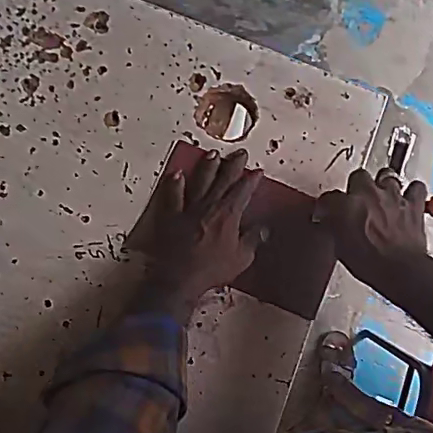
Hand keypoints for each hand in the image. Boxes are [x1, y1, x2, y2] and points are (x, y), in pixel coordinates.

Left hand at [134, 148, 265, 313]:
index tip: (256, 172)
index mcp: (228, 215)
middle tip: (239, 155)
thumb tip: (262, 231)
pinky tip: (177, 174)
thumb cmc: (209, 270)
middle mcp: (209, 207)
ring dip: (208, 167)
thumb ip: (252, 241)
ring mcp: (188, 209)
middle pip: (223, 179)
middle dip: (233, 165)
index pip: (243, 191)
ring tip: (213, 156)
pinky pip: (173, 194)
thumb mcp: (241, 259)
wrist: (178, 278)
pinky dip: (175, 183)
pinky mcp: (171, 216)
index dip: (251, 180)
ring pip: (200, 181)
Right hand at [314, 168, 432, 293]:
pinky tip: (407, 198)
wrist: (399, 269)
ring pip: (387, 176)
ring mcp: (393, 197)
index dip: (327, 205)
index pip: (329, 197)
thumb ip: (333, 227)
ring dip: (382, 184)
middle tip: (355, 199)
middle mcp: (369, 195)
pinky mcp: (414, 204)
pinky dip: (412, 191)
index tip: (327, 212)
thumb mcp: (340, 247)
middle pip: (359, 176)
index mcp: (346, 205)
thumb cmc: (371, 261)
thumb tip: (329, 221)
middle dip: (355, 185)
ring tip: (380, 195)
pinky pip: (416, 187)